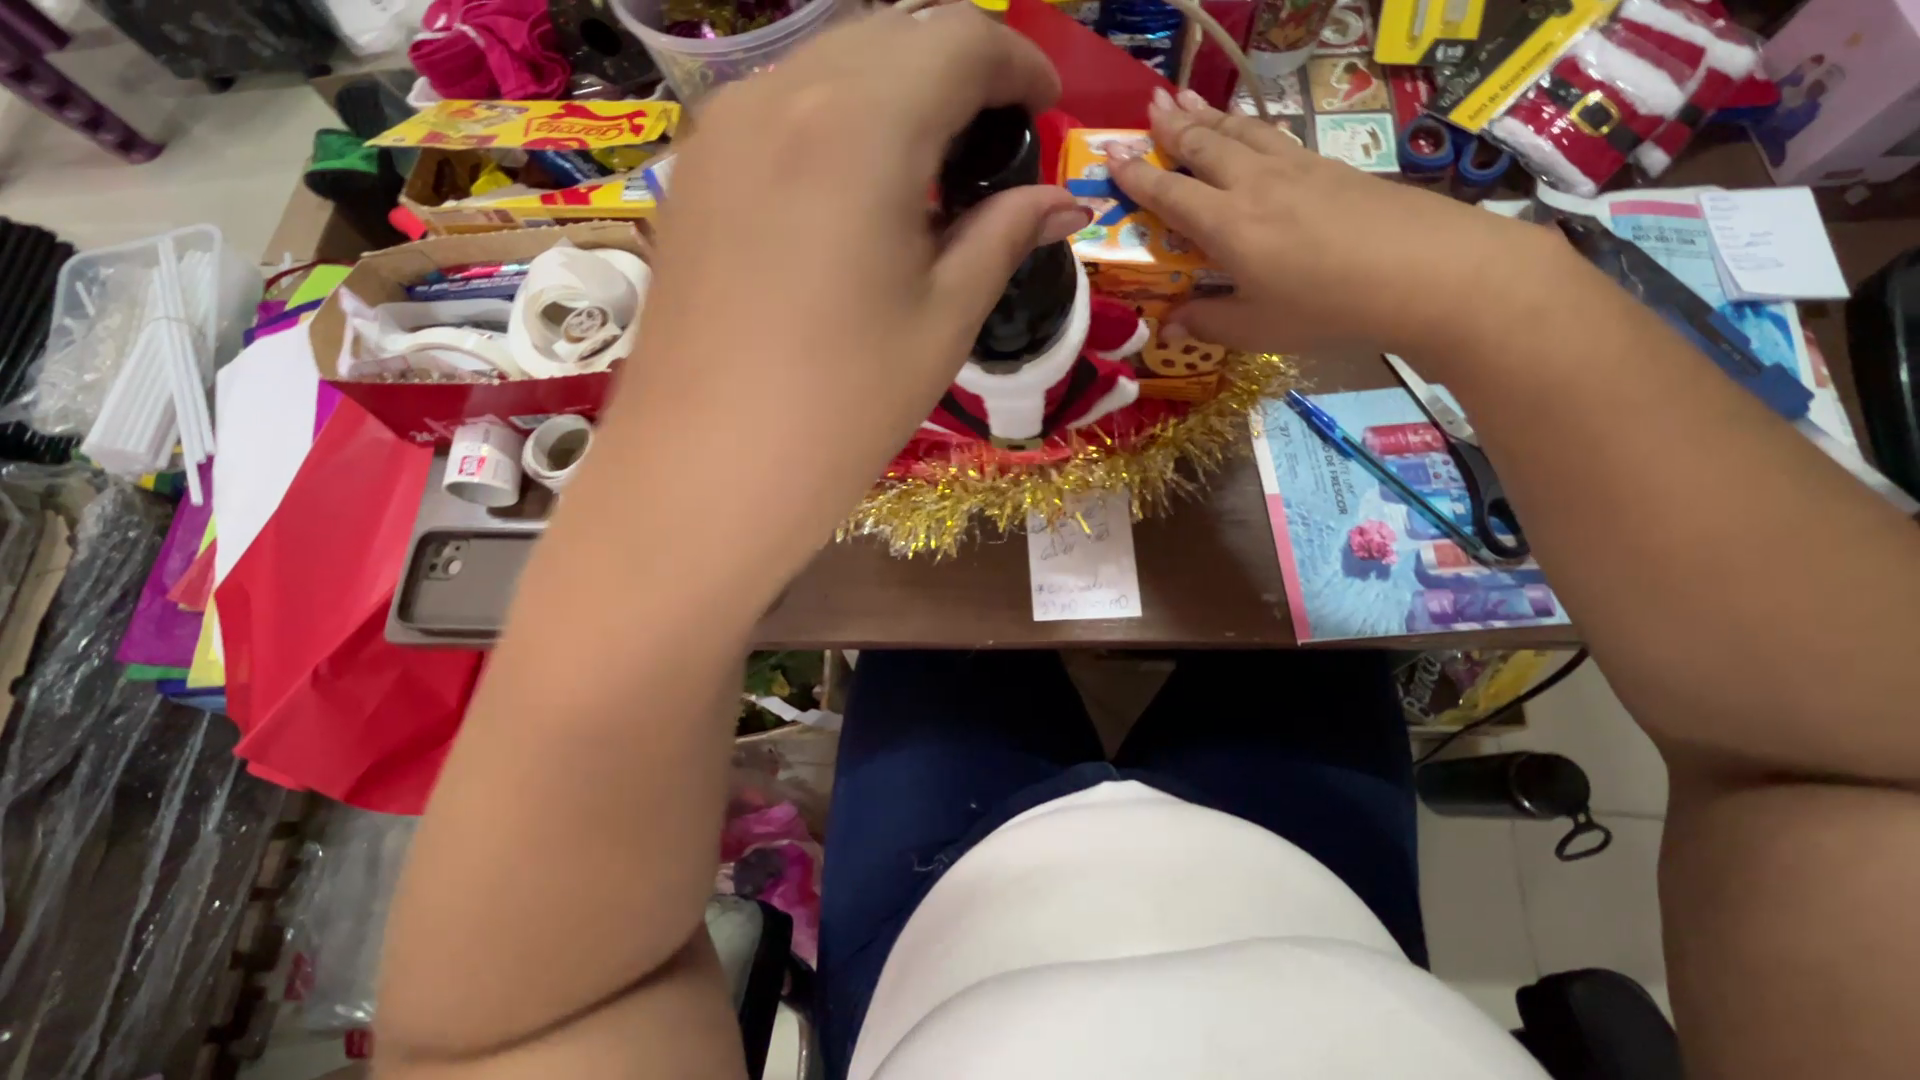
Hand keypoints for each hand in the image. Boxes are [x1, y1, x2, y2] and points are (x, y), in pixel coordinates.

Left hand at [614, 8, 1085, 553]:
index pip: (959, 40)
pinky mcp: (694, 168)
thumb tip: (1062, 203)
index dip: (1018, 64)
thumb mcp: (943, 319)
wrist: (705, 471)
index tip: (1047, 108)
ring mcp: (724, 127)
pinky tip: (855, 186)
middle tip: (993, 140)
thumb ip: (1003, 236)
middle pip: (892, 35)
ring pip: (830, 61)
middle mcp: (782, 93)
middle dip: (957, 69)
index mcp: (860, 124)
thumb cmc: (843, 406)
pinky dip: (835, 117)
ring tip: (930, 163)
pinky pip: (780, 105)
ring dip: (894, 88)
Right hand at [1107, 89, 1554, 356]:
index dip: (1136, 177)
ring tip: (1187, 100)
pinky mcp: (1330, 167)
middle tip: (1150, 108)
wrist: (1425, 270)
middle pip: (1205, 146)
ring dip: (1210, 116)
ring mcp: (1296, 169)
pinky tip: (1250, 131)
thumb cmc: (1330, 307)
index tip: (1111, 158)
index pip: (1170, 194)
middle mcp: (1254, 185)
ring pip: (1242, 132)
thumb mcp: (1260, 328)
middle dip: (1172, 127)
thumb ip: (1211, 322)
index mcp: (1227, 225)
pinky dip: (1249, 128)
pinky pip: (1276, 137)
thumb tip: (1172, 325)